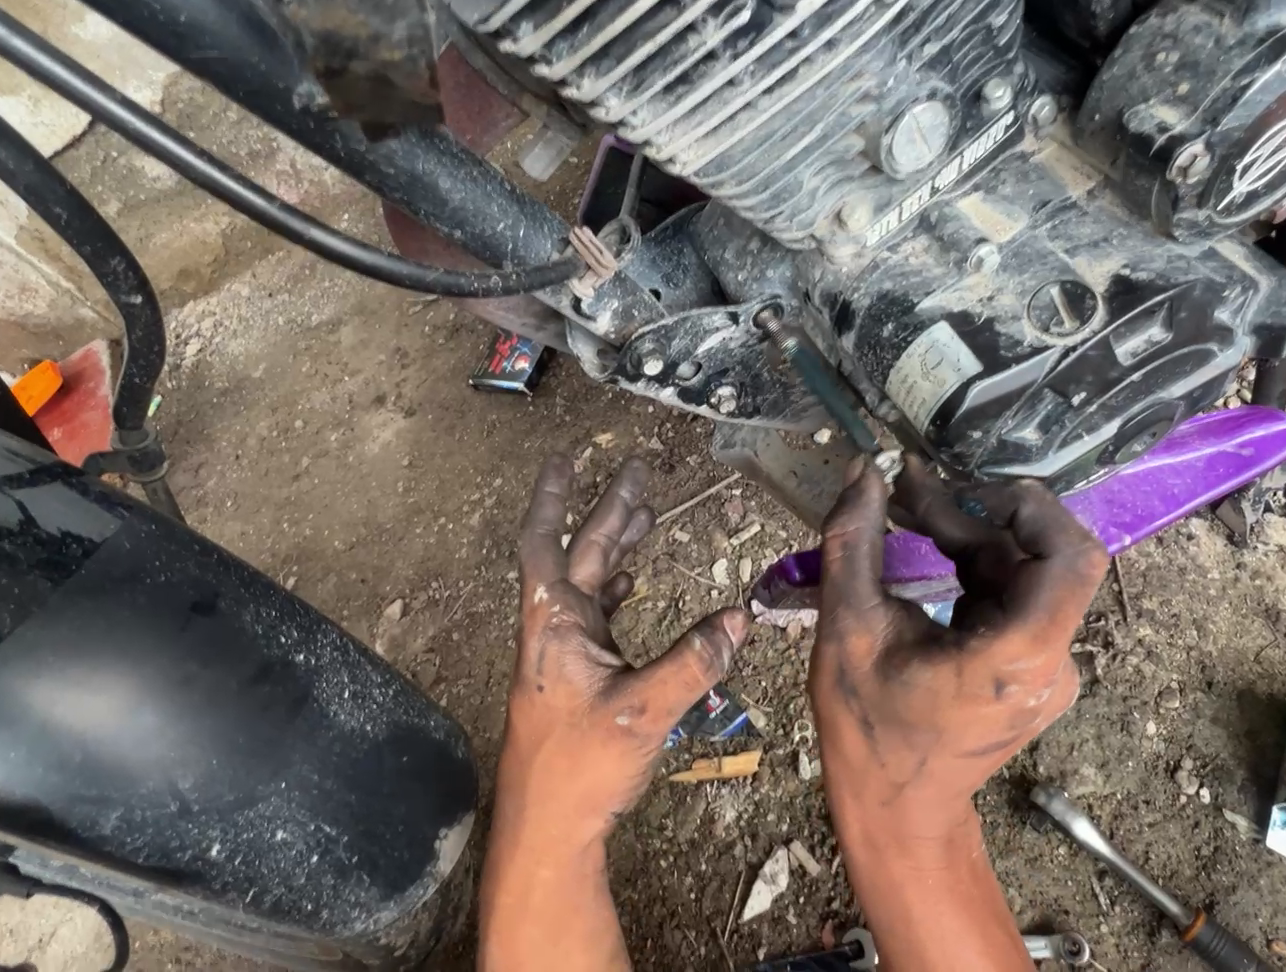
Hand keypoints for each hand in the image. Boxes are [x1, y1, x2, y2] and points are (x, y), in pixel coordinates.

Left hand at [495, 455, 750, 850]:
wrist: (546, 826)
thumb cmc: (578, 766)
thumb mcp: (642, 710)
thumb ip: (694, 662)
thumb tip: (740, 617)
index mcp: (554, 622)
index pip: (545, 542)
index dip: (553, 497)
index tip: (565, 459)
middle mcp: (556, 626)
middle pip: (582, 551)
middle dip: (610, 510)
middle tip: (639, 472)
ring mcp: (567, 649)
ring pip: (593, 579)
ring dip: (617, 544)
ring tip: (647, 512)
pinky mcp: (581, 671)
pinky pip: (601, 612)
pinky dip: (618, 587)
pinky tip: (635, 578)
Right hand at [810, 456, 1107, 851]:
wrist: (896, 810)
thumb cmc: (867, 731)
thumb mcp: (846, 629)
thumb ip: (852, 542)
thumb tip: (864, 469)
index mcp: (1017, 656)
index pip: (1071, 558)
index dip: (1024, 507)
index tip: (955, 490)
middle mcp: (1050, 659)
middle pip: (1037, 555)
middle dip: (972, 513)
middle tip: (906, 489)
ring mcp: (1044, 665)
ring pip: (1020, 570)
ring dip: (964, 533)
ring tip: (902, 508)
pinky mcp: (1029, 665)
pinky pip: (1009, 594)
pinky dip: (968, 563)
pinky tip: (922, 546)